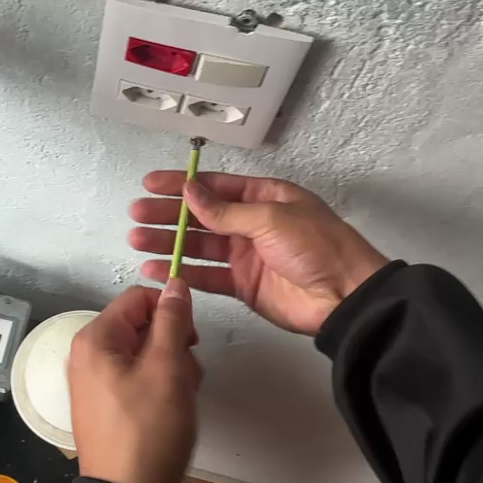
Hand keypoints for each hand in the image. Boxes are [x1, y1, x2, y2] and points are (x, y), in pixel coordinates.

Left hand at [68, 280, 201, 482]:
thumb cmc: (149, 431)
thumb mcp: (167, 369)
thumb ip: (172, 320)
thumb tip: (174, 281)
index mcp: (95, 339)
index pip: (138, 298)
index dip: (170, 312)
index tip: (191, 340)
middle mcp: (88, 355)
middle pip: (142, 326)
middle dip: (174, 347)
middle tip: (187, 377)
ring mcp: (95, 383)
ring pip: (145, 354)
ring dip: (172, 370)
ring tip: (181, 400)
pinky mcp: (106, 406)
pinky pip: (137, 379)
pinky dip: (160, 388)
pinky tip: (173, 412)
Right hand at [130, 171, 388, 335]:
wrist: (346, 297)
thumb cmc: (317, 246)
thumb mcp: (270, 218)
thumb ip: (225, 210)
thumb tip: (190, 192)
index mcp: (263, 197)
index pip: (214, 186)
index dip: (182, 184)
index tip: (151, 184)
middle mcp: (251, 223)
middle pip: (201, 215)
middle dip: (168, 214)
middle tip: (137, 214)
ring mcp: (246, 255)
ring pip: (198, 246)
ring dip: (168, 242)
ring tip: (137, 240)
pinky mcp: (243, 285)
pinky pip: (206, 276)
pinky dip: (181, 273)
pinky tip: (157, 269)